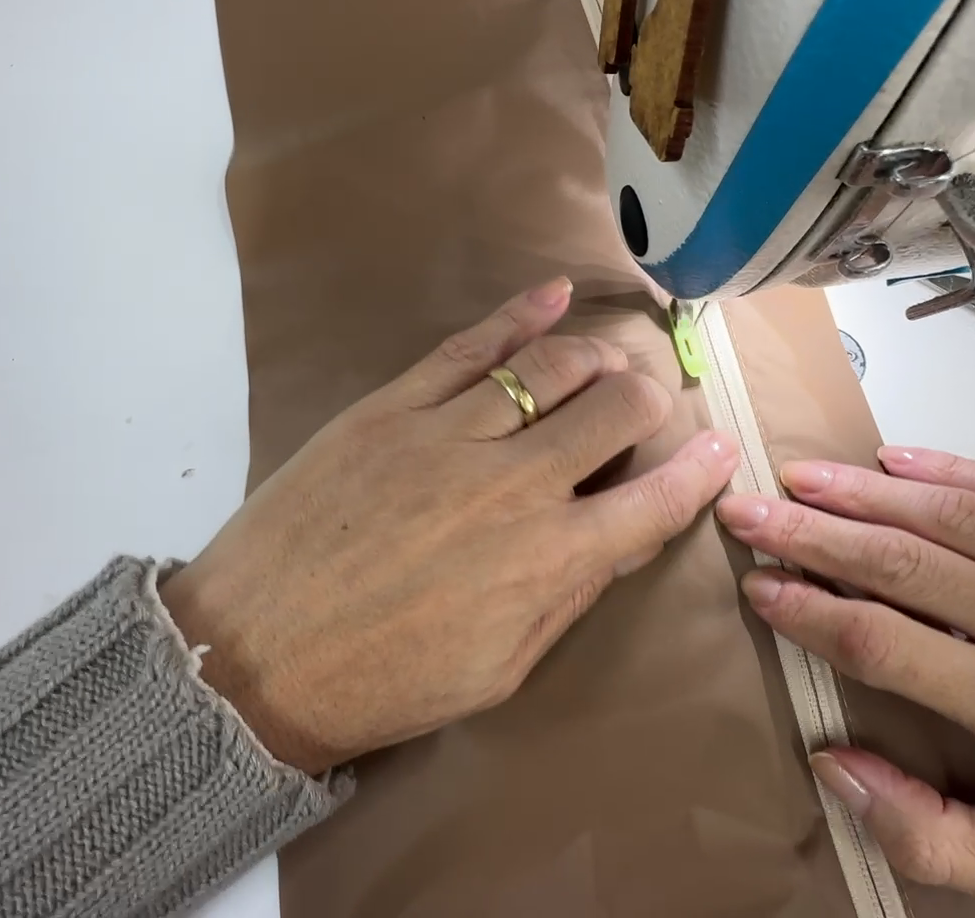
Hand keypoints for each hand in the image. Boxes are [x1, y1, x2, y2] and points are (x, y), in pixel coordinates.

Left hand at [161, 278, 737, 773]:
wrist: (254, 654)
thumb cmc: (386, 680)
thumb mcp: (500, 668)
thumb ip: (569, 596)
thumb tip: (617, 535)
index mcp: (549, 562)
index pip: (654, 502)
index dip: (699, 471)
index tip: (719, 447)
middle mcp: (515, 486)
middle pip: (614, 411)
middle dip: (647, 401)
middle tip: (645, 403)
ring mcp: (451, 435)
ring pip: (551, 367)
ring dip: (596, 356)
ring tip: (609, 360)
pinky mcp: (393, 406)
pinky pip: (472, 345)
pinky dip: (521, 313)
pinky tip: (555, 295)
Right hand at [717, 448, 974, 917]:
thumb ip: (930, 838)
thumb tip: (831, 763)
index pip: (890, 645)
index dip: (811, 613)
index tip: (756, 586)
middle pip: (910, 566)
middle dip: (815, 533)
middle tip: (749, 509)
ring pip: (959, 519)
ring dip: (867, 492)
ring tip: (801, 477)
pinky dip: (955, 471)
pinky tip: (897, 459)